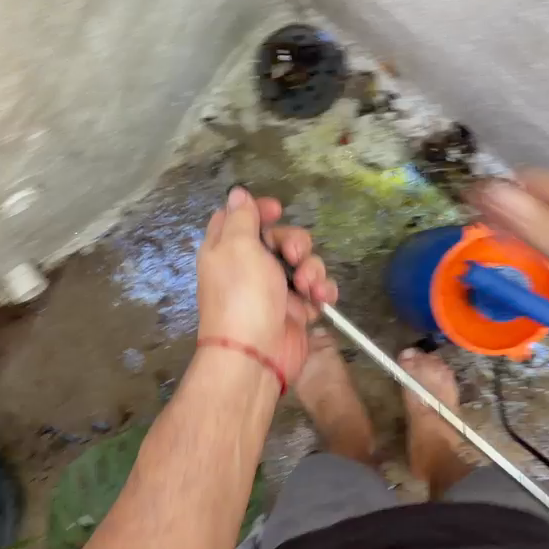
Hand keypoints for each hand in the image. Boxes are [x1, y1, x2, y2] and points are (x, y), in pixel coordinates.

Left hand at [195, 187, 337, 385]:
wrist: (256, 355)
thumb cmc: (243, 296)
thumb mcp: (237, 246)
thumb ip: (241, 217)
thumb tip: (237, 193)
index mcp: (226, 250)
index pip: (241, 219)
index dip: (260, 211)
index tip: (277, 210)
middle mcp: (249, 268)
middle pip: (279, 239)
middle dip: (295, 242)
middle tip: (295, 256)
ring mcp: (274, 290)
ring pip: (303, 263)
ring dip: (312, 269)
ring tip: (309, 287)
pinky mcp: (296, 310)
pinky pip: (316, 290)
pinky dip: (322, 291)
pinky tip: (322, 298)